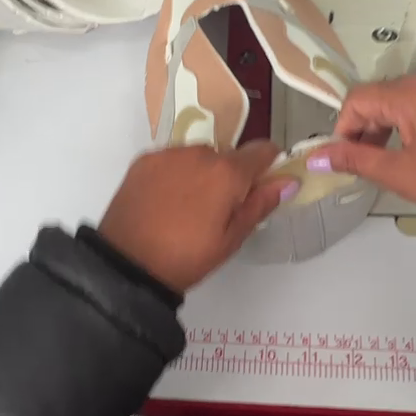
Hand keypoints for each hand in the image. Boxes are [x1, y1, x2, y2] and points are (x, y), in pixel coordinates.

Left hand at [99, 141, 297, 292]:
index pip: (262, 150)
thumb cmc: (186, 257)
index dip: (268, 165)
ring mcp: (168, 153)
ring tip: (187, 208)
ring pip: (198, 156)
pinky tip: (165, 202)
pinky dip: (175, 174)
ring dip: (201, 173)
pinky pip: (172, 160)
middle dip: (229, 175)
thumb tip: (287, 181)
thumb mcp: (231, 239)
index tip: (261, 185)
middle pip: (227, 155)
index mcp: (227, 173)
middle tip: (217, 210)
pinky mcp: (144, 160)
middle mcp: (199, 153)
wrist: (128, 264)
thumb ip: (260, 204)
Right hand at [310, 67, 415, 229]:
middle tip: (374, 157)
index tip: (347, 153)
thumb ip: (355, 158)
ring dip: (402, 117)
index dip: (345, 126)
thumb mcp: (401, 175)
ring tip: (407, 152)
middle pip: (390, 92)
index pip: (361, 97)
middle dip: (374, 123)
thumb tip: (318, 157)